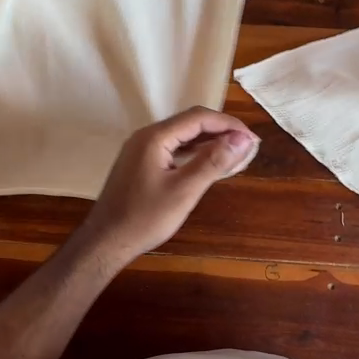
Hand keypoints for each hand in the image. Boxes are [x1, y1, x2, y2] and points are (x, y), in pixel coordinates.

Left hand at [74, 107, 260, 267]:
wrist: (106, 241)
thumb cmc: (144, 218)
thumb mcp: (184, 190)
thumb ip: (213, 161)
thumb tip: (243, 139)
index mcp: (154, 137)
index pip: (198, 118)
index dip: (228, 124)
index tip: (251, 139)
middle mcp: (145, 137)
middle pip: (189, 123)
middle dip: (220, 131)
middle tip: (246, 146)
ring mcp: (139, 150)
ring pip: (180, 137)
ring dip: (207, 142)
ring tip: (233, 154)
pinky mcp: (138, 164)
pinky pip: (170, 150)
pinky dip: (191, 153)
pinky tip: (206, 164)